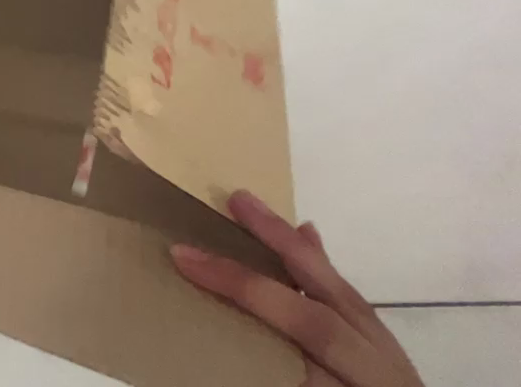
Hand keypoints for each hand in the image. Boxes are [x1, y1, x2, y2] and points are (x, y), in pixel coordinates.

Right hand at [172, 191, 423, 386]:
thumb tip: (193, 355)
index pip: (300, 319)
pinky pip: (354, 308)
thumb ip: (264, 373)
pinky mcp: (386, 364)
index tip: (180, 256)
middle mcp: (381, 368)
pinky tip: (311, 241)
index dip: (240, 284)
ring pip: (344, 296)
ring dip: (296, 248)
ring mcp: (390, 364)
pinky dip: (327, 272)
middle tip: (230, 199)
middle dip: (279, 246)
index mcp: (360, 379)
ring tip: (255, 208)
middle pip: (329, 297)